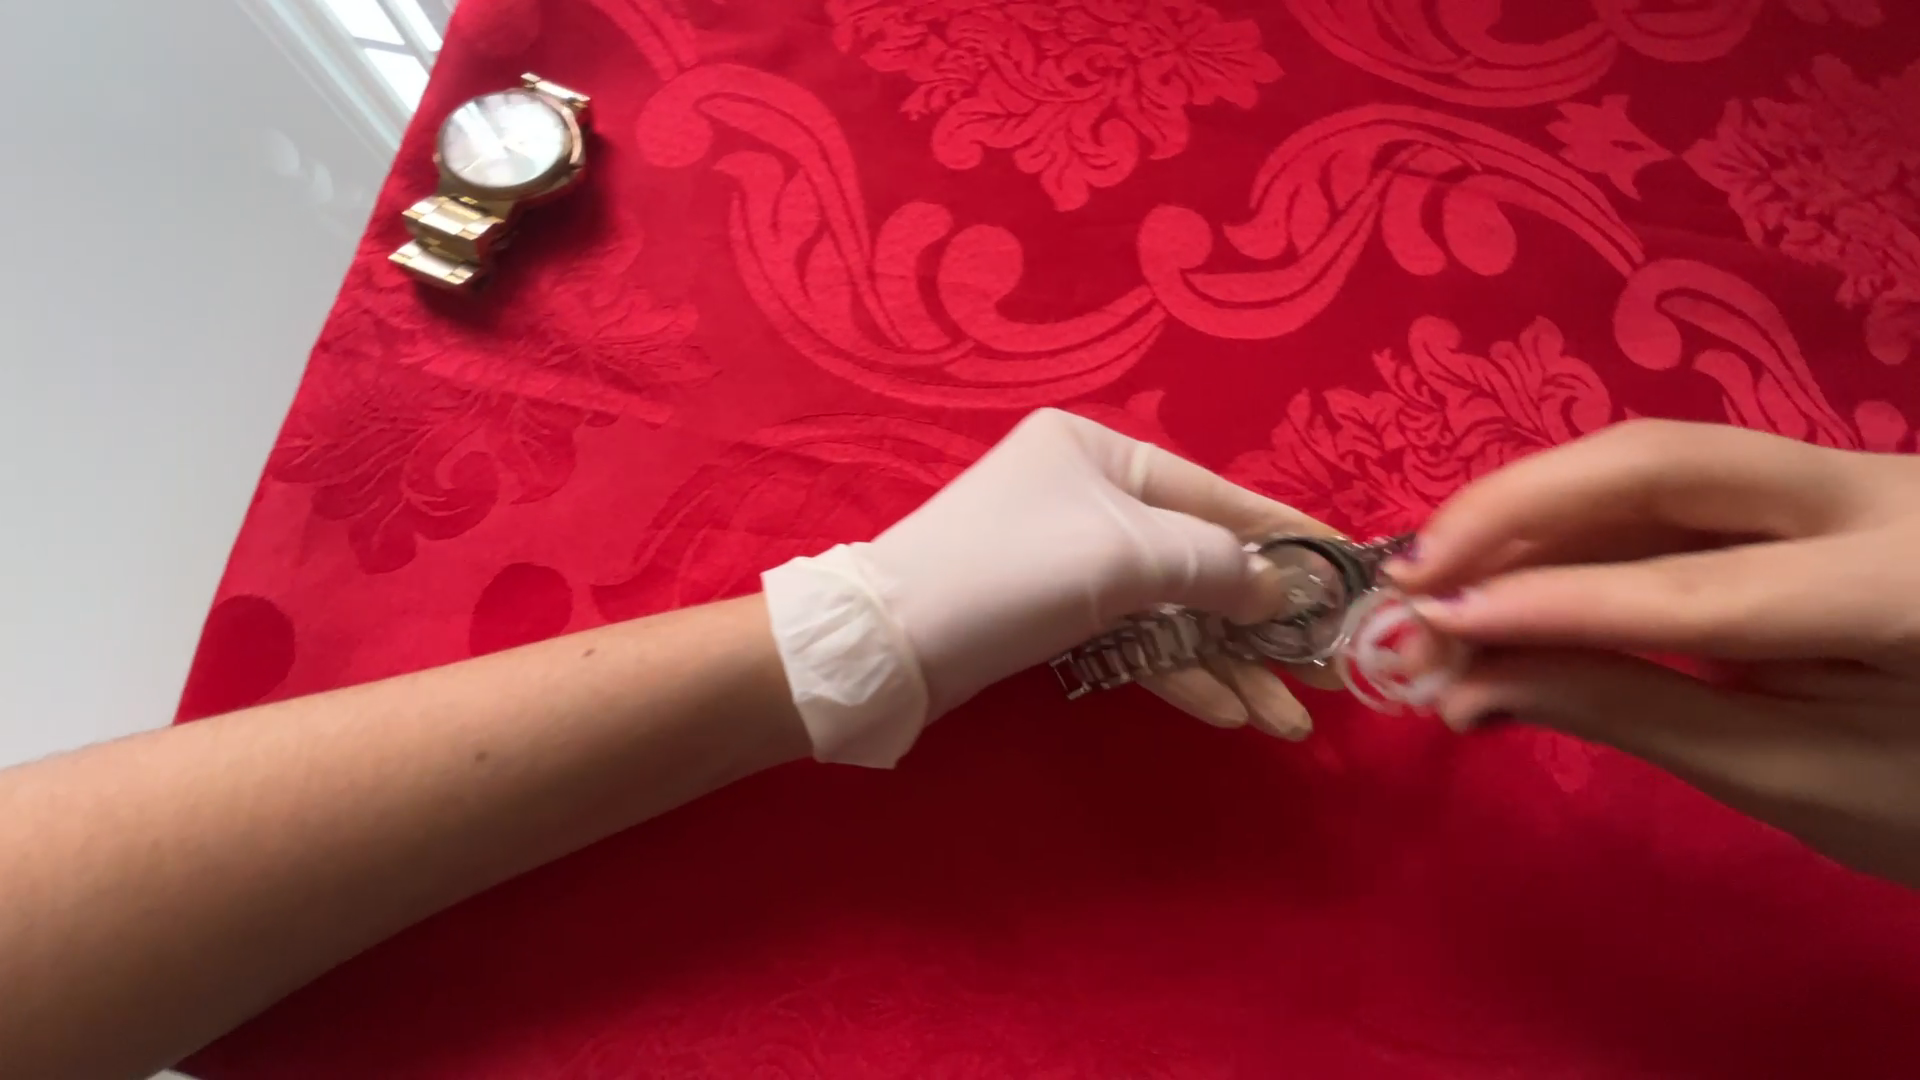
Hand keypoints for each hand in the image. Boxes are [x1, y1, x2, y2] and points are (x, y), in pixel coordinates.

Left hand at [764, 409, 1336, 764]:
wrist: (893, 645)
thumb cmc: (1012, 571)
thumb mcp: (1125, 554)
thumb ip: (1215, 566)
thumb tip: (1282, 588)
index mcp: (1098, 453)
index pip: (1214, 495)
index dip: (1286, 536)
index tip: (1352, 568)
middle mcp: (1086, 498)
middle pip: (1197, 560)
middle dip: (1259, 620)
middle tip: (1326, 670)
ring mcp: (1069, 560)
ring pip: (1167, 611)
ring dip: (1225, 662)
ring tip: (1287, 717)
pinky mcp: (1052, 616)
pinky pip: (1130, 639)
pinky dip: (1173, 671)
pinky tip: (1226, 711)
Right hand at [1392, 419, 1919, 884]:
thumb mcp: (1783, 775)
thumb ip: (1617, 710)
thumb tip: (1459, 690)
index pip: (1698, 588)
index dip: (1549, 604)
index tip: (1431, 623)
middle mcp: (1877, 493)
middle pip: (1650, 463)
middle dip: (1509, 511)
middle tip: (1410, 571)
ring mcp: (1821, 477)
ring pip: (1623, 472)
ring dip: (1505, 532)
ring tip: (1424, 594)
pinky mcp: (1770, 488)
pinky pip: (1627, 501)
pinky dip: (1537, 545)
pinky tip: (1478, 585)